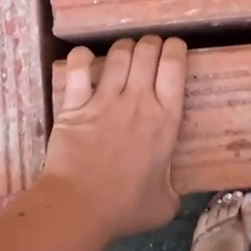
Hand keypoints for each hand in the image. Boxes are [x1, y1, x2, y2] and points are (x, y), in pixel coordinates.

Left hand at [41, 35, 188, 239]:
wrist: (79, 207)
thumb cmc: (126, 207)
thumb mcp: (165, 204)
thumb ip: (172, 189)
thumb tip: (172, 191)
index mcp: (166, 119)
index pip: (175, 66)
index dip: (176, 49)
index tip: (174, 49)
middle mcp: (138, 100)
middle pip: (147, 51)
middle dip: (151, 43)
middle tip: (149, 49)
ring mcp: (104, 99)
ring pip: (118, 54)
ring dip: (124, 47)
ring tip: (124, 51)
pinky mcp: (74, 104)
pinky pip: (77, 67)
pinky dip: (81, 57)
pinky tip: (84, 59)